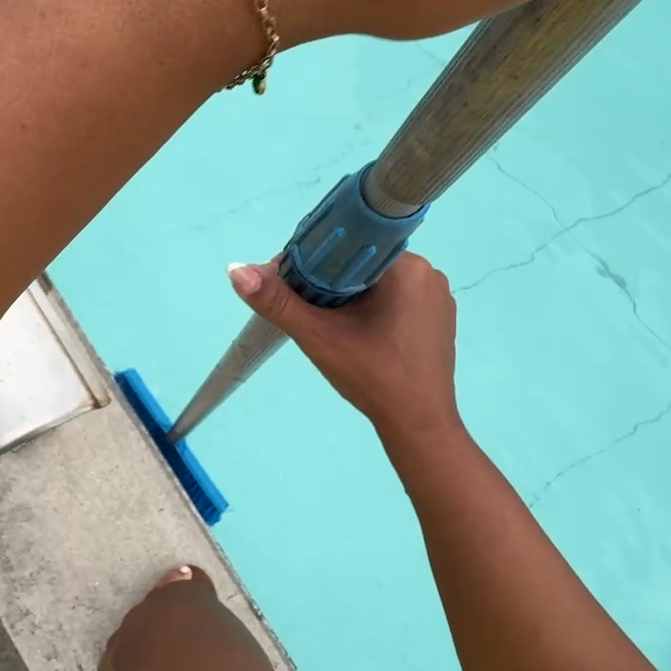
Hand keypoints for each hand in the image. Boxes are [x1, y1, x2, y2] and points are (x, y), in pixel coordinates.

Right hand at [230, 255, 460, 436]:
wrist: (417, 424)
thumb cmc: (372, 375)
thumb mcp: (318, 336)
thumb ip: (277, 301)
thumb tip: (235, 269)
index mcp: (406, 266)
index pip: (346, 246)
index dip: (310, 261)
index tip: (287, 284)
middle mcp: (426, 272)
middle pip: (358, 264)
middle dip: (325, 282)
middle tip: (303, 311)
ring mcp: (435, 296)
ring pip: (373, 282)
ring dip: (345, 297)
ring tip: (325, 325)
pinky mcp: (435, 318)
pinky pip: (392, 300)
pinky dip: (367, 309)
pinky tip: (354, 334)